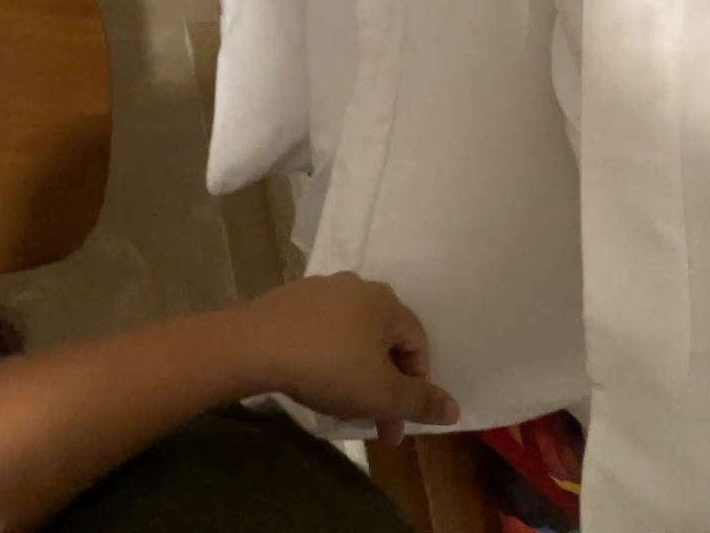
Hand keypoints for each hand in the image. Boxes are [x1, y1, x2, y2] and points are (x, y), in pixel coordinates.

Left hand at [225, 273, 460, 444]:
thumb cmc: (330, 366)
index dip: (415, 388)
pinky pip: (324, 330)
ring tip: (340, 406)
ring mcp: (321, 288)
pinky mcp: (292, 298)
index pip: (418, 345)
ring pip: (353, 337)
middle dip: (384, 387)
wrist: (256, 344)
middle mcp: (357, 285)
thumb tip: (453, 408)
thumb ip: (421, 402)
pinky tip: (313, 379)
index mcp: (386, 302)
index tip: (396, 424)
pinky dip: (328, 356)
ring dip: (356, 374)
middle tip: (372, 424)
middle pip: (385, 341)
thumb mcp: (383, 394)